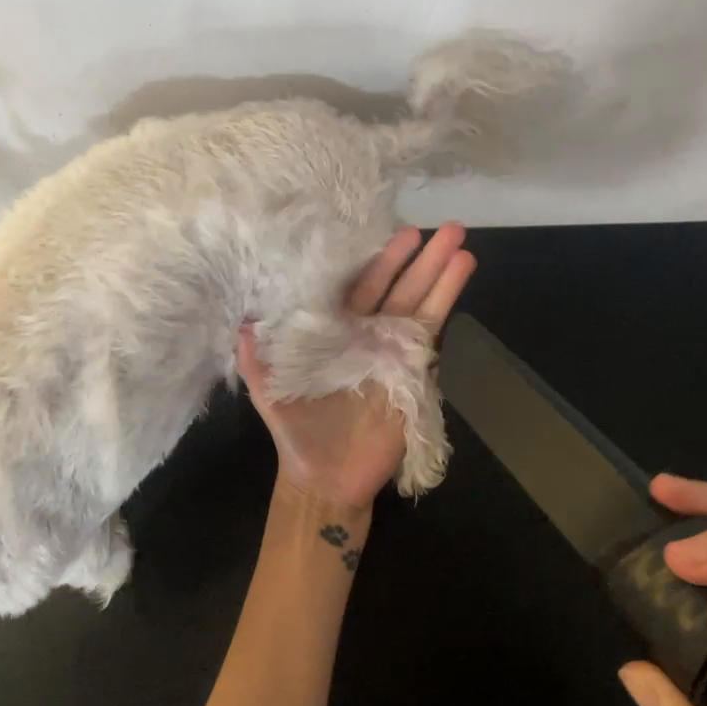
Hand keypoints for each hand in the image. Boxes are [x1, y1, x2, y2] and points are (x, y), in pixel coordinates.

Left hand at [237, 223, 474, 509]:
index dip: (381, 260)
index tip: (400, 232)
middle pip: (401, 289)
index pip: (362, 285)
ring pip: (422, 308)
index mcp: (337, 331)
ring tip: (464, 250)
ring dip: (443, 279)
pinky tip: (461, 290)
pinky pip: (431, 342)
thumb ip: (255, 352)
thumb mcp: (267, 386)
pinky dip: (446, 314)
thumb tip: (243, 315)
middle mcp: (370, 336)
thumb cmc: (295, 429)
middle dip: (423, 260)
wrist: (322, 478)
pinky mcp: (414, 378)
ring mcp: (395, 355)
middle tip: (448, 228)